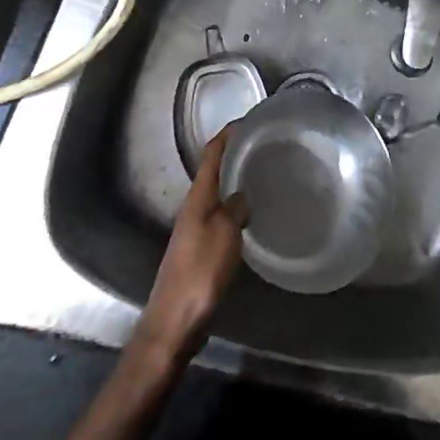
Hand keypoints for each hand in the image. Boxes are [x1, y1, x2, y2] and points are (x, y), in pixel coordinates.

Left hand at [137, 126, 248, 354]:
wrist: (176, 318)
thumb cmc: (200, 272)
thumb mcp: (225, 235)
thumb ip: (235, 209)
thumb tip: (241, 196)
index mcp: (197, 197)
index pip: (210, 154)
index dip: (227, 135)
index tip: (247, 121)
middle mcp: (194, 207)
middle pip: (213, 172)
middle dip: (234, 156)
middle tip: (263, 149)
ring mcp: (195, 229)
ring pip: (218, 195)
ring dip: (235, 183)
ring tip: (263, 178)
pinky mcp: (201, 249)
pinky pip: (221, 217)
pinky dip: (236, 209)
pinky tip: (252, 218)